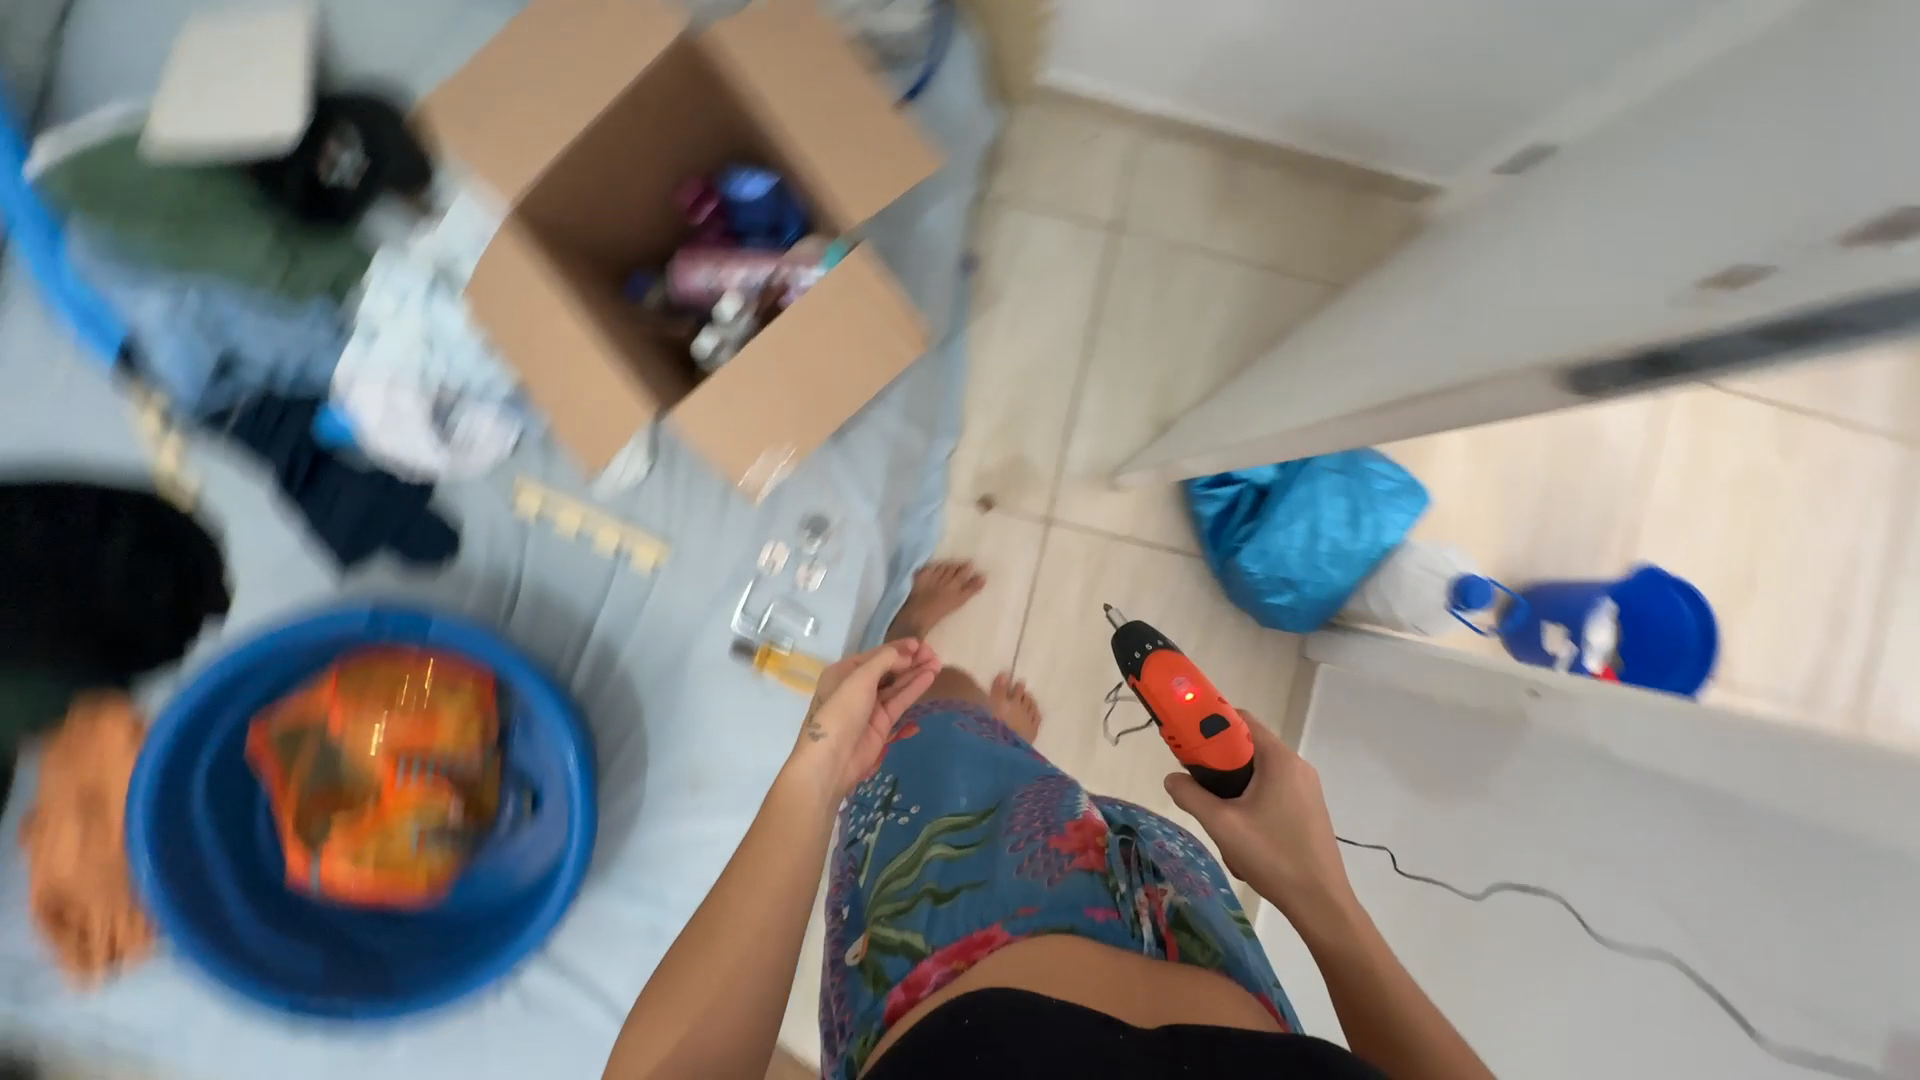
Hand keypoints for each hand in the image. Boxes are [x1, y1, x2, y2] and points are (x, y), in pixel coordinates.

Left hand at [786, 639, 940, 800]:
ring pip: (896, 686)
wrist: (832, 759)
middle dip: (909, 661)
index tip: (919, 644)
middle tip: (933, 653)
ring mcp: (869, 707)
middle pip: (887, 669)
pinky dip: (914, 689)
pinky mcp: (881, 724)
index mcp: (843, 672)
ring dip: (915, 674)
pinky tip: (929, 678)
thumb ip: (885, 661)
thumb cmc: (841, 711)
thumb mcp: (859, 678)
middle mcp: (856, 687)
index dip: (897, 648)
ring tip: (937, 663)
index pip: (875, 655)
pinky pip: (900, 702)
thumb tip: (907, 655)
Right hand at [1164, 714, 1357, 927]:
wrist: (1321, 903)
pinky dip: (1251, 799)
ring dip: (1234, 786)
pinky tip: (1241, 831)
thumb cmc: (1272, 856)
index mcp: (1279, 759)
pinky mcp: (1309, 808)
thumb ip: (1190, 795)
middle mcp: (1296, 766)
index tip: (1187, 743)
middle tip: (1196, 783)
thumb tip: (1171, 778)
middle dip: (1218, 762)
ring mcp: (1306, 788)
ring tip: (1218, 815)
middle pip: (1248, 746)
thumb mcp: (1221, 824)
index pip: (1240, 719)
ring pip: (1258, 771)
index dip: (1210, 724)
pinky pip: (1272, 790)